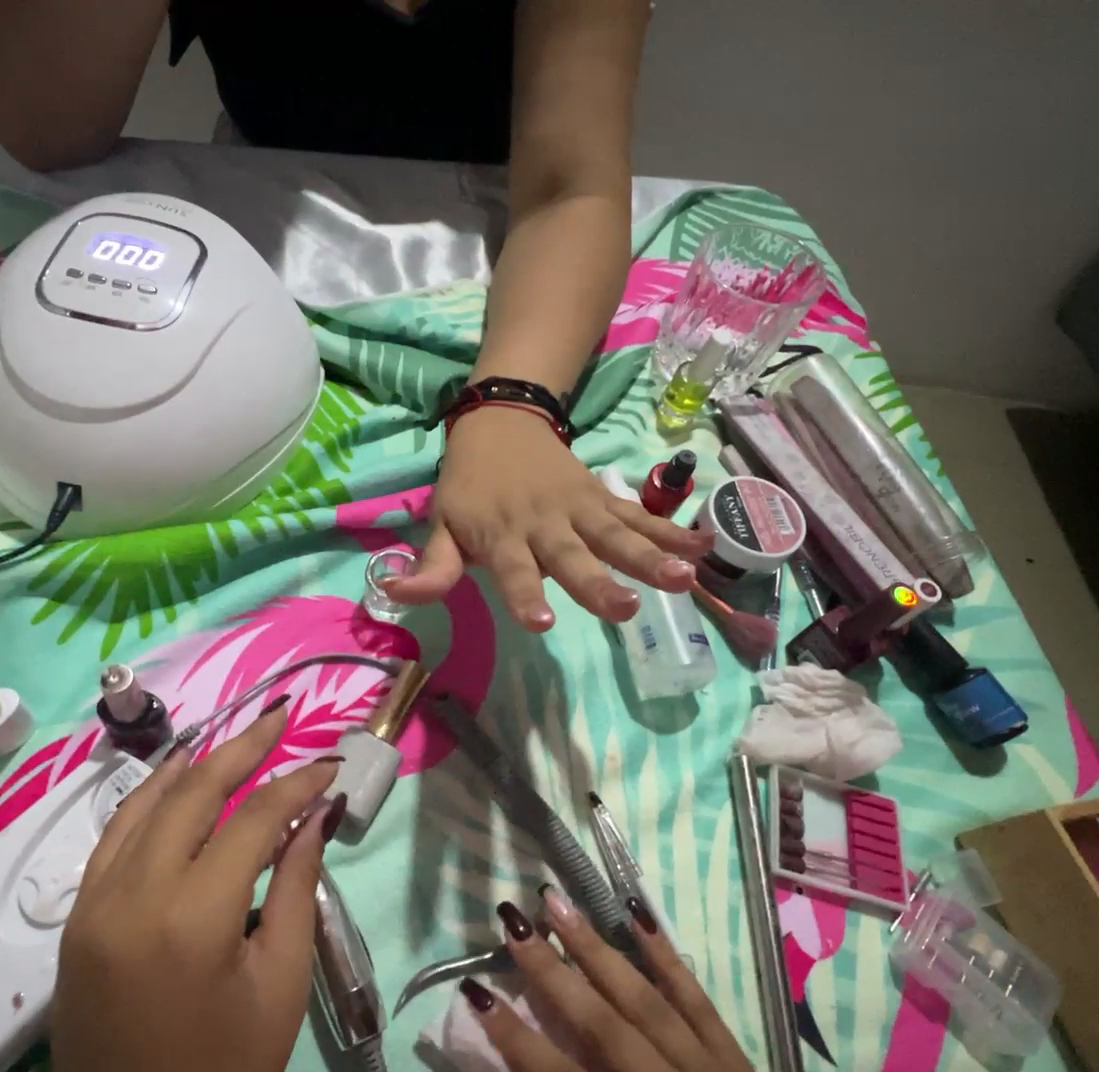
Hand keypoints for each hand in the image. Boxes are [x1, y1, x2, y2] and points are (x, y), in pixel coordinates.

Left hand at [52, 699, 344, 1071]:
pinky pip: (115, 835)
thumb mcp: (279, 985)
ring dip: (194, 762)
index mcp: (194, 917)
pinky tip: (175, 778)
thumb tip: (316, 812)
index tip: (330, 766)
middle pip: (193, 792)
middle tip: (282, 716)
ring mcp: (95, 902)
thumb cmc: (225, 1070)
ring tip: (236, 735)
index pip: (252, 819)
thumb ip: (297, 887)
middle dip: (244, 747)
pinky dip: (149, 796)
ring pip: (146, 803)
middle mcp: (135, 894)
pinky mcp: (77, 916)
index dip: (296, 784)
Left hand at [384, 406, 708, 631]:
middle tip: (626, 610)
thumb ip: (432, 567)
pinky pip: (639, 516)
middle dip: (599, 584)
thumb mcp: (442, 523)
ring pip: (617, 534)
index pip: (512, 570)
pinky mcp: (603, 497)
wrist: (501, 421)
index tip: (542, 623)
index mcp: (501, 535)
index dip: (525, 594)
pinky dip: (671, 531)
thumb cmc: (469, 485)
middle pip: (573, 556)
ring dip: (650, 556)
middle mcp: (544, 524)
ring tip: (684, 579)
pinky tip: (705, 548)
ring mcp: (579, 509)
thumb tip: (393, 597)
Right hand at [466, 886, 756, 1071]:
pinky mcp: (736, 1058)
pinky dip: (665, 958)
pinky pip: (697, 1000)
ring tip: (559, 903)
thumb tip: (519, 1068)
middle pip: (601, 1028)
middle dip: (552, 974)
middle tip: (512, 920)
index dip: (515, 1039)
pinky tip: (637, 915)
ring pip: (644, 1001)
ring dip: (597, 950)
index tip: (475, 991)